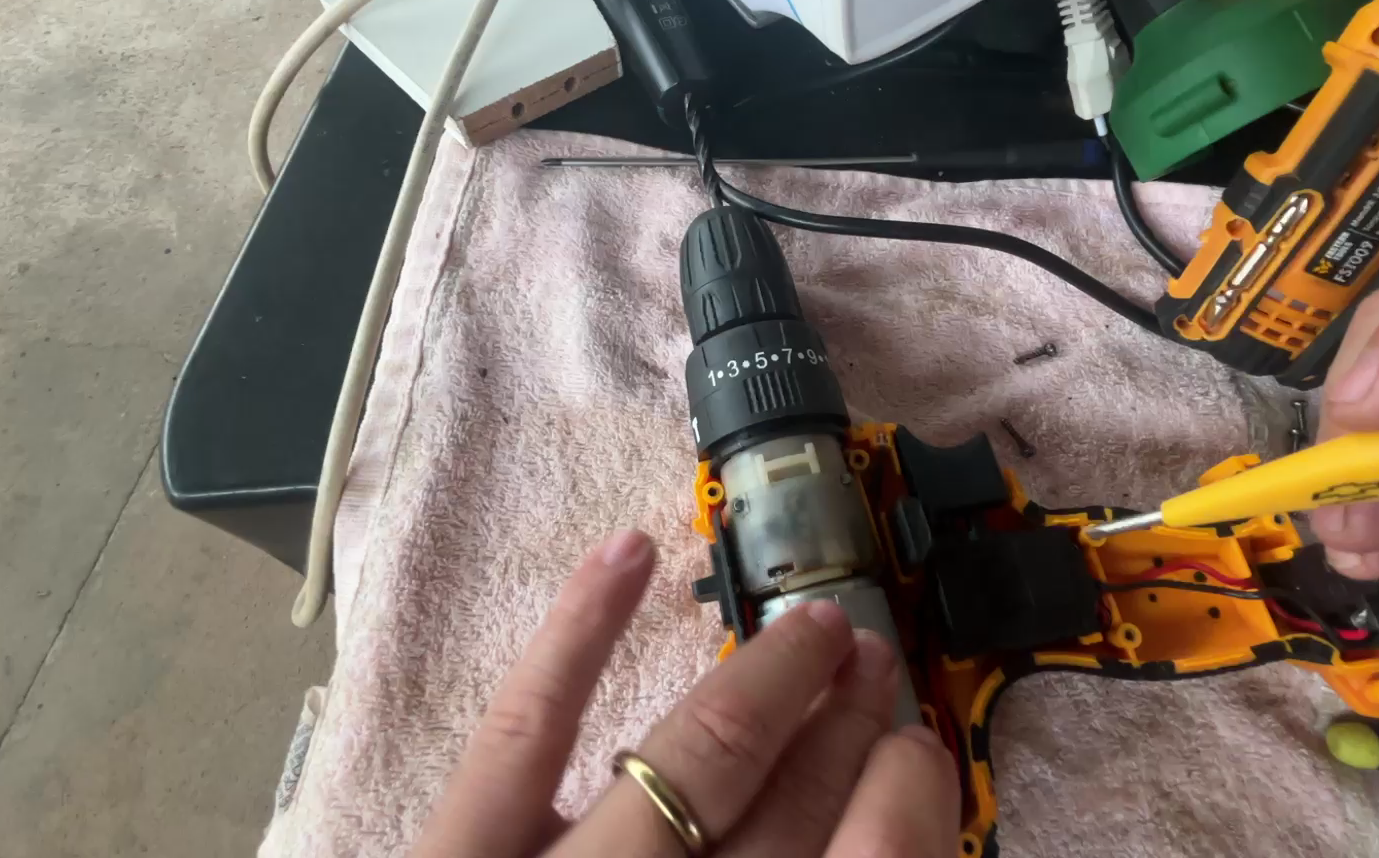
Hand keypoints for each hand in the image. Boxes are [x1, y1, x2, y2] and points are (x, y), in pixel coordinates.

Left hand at [412, 529, 959, 857]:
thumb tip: (868, 832)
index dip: (905, 808)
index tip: (922, 748)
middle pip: (781, 809)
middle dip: (842, 725)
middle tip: (873, 659)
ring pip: (687, 757)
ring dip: (764, 677)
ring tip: (819, 622)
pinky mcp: (456, 850)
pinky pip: (527, 726)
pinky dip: (581, 628)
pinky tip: (628, 549)